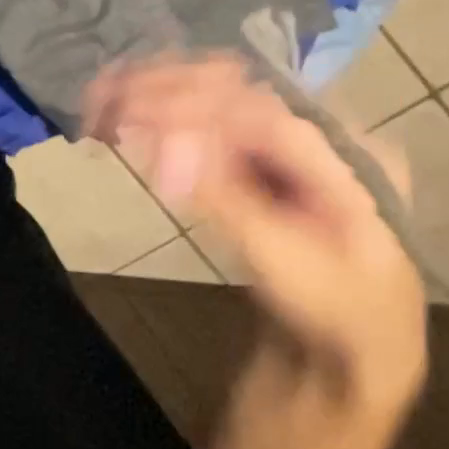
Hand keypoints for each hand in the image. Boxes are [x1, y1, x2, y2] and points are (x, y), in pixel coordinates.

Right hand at [87, 56, 426, 448]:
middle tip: (99, 99)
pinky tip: (123, 122)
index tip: (125, 108)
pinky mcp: (258, 168)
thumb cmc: (332, 314)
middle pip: (233, 93)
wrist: (347, 358)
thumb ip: (226, 195)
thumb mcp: (283, 259)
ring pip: (214, 103)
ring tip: (99, 105)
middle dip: (162, 90)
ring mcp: (289, 153)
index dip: (187, 101)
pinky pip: (206, 128)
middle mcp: (320, 140)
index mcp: (350, 157)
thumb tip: (163, 144)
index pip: (258, 107)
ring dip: (154, 99)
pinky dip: (162, 120)